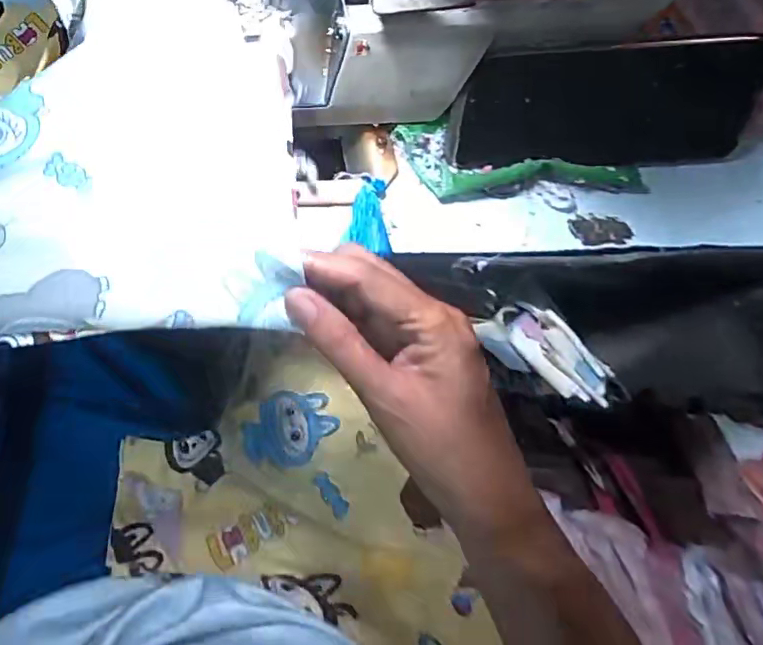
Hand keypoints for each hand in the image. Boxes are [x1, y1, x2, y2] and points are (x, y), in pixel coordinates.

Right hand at [286, 245, 539, 539]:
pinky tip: (315, 316)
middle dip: (322, 270)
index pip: (365, 275)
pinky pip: (372, 316)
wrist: (488, 501)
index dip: (318, 264)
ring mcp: (424, 328)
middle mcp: (429, 312)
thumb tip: (292, 296)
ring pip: (368, 291)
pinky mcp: (415, 346)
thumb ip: (336, 340)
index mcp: (431, 319)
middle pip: (368, 271)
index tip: (274, 261)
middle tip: (277, 280)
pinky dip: (342, 312)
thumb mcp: (381, 394)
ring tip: (286, 293)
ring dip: (329, 288)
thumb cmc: (439, 449)